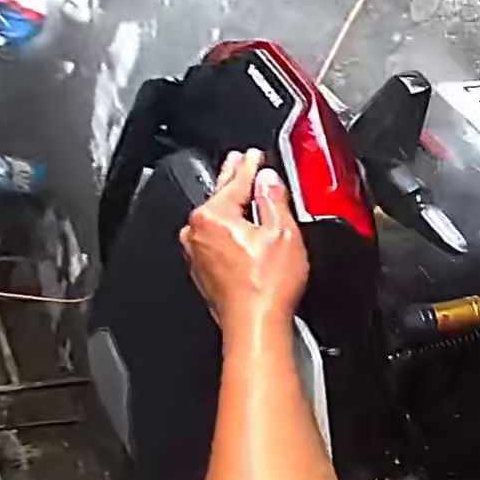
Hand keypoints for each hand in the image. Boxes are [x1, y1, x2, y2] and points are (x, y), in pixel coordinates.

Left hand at [179, 149, 308, 336]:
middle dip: (235, 180)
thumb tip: (268, 179)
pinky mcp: (205, 273)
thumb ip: (274, 200)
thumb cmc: (267, 286)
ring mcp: (197, 254)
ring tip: (248, 199)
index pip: (235, 180)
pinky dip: (231, 235)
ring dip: (233, 209)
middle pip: (220, 198)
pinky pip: (217, 242)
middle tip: (243, 165)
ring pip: (217, 221)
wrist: (255, 325)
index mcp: (212, 216)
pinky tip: (246, 236)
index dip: (249, 165)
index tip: (254, 155)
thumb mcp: (283, 234)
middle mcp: (196, 232)